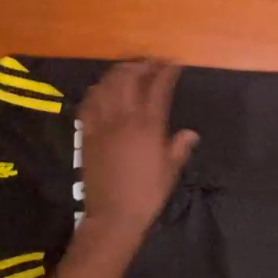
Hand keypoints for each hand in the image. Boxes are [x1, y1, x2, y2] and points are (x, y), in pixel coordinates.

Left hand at [77, 60, 198, 237]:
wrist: (113, 215)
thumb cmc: (147, 194)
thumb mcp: (170, 171)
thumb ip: (179, 147)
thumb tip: (191, 133)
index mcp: (149, 126)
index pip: (158, 88)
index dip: (167, 72)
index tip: (174, 64)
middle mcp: (125, 118)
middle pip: (130, 78)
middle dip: (142, 65)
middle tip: (151, 63)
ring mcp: (102, 124)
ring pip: (107, 86)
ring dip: (118, 72)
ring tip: (128, 69)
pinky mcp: (86, 133)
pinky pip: (88, 103)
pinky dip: (96, 90)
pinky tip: (102, 88)